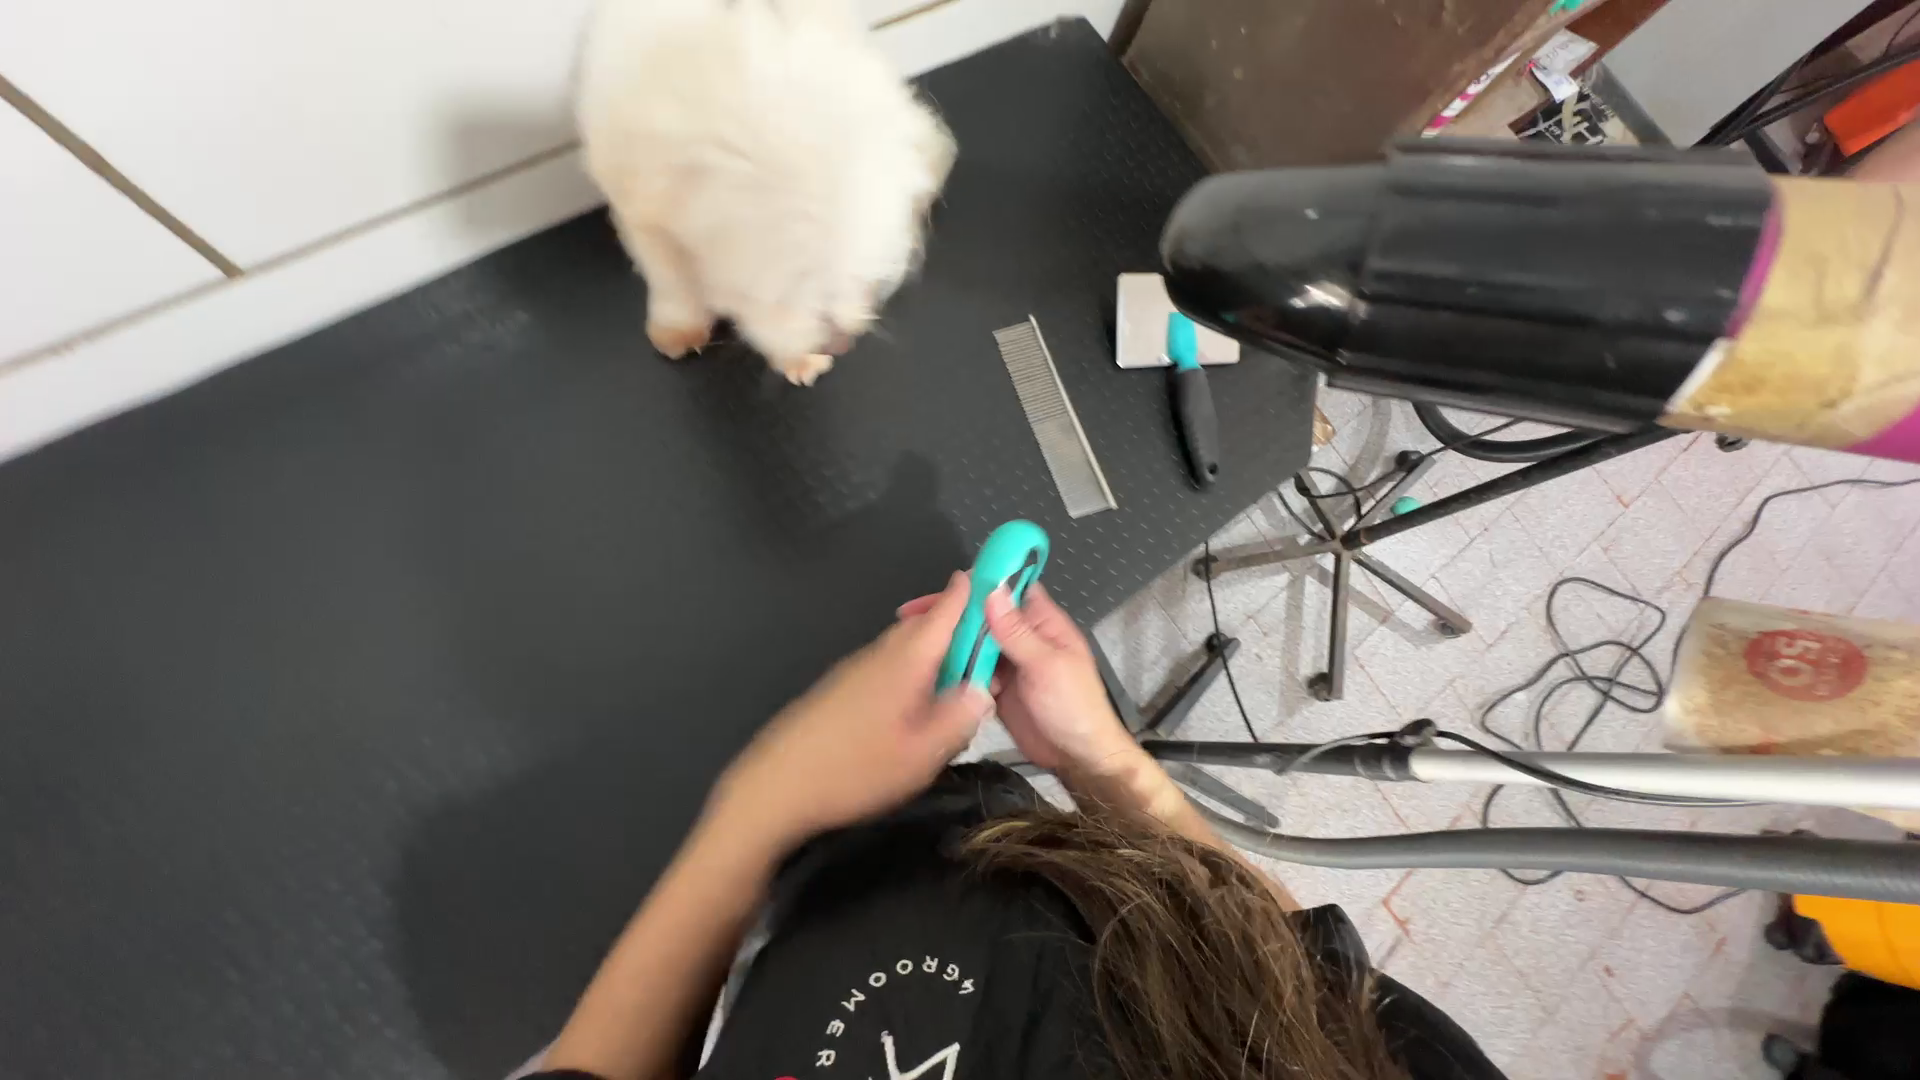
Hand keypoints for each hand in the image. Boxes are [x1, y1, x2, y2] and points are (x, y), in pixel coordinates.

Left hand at [709, 571, 991, 853]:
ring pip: (907, 648)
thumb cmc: (855, 768)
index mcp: (907, 659)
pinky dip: (913, 674)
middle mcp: (881, 653)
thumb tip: (984, 689)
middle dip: (959, 628)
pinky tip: (915, 711)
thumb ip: (959, 717)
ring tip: (957, 688)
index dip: (973, 590)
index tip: (997, 577)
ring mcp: (856, 668)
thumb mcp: (923, 753)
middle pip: (926, 626)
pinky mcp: (841, 688)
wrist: (775, 786)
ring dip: (937, 655)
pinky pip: (889, 667)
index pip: (947, 608)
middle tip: (989, 653)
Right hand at [898, 582, 1136, 776]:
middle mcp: (1023, 637)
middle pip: (983, 616)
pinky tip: (928, 670)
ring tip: (911, 641)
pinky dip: (953, 669)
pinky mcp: (996, 687)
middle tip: (910, 616)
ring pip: (973, 643)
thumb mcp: (1046, 665)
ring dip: (949, 642)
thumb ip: (1016, 630)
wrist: (1078, 759)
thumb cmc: (1074, 706)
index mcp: (1042, 623)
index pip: (1010, 590)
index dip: (981, 583)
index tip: (948, 586)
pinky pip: (970, 671)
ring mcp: (1008, 663)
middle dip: (953, 614)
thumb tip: (992, 589)